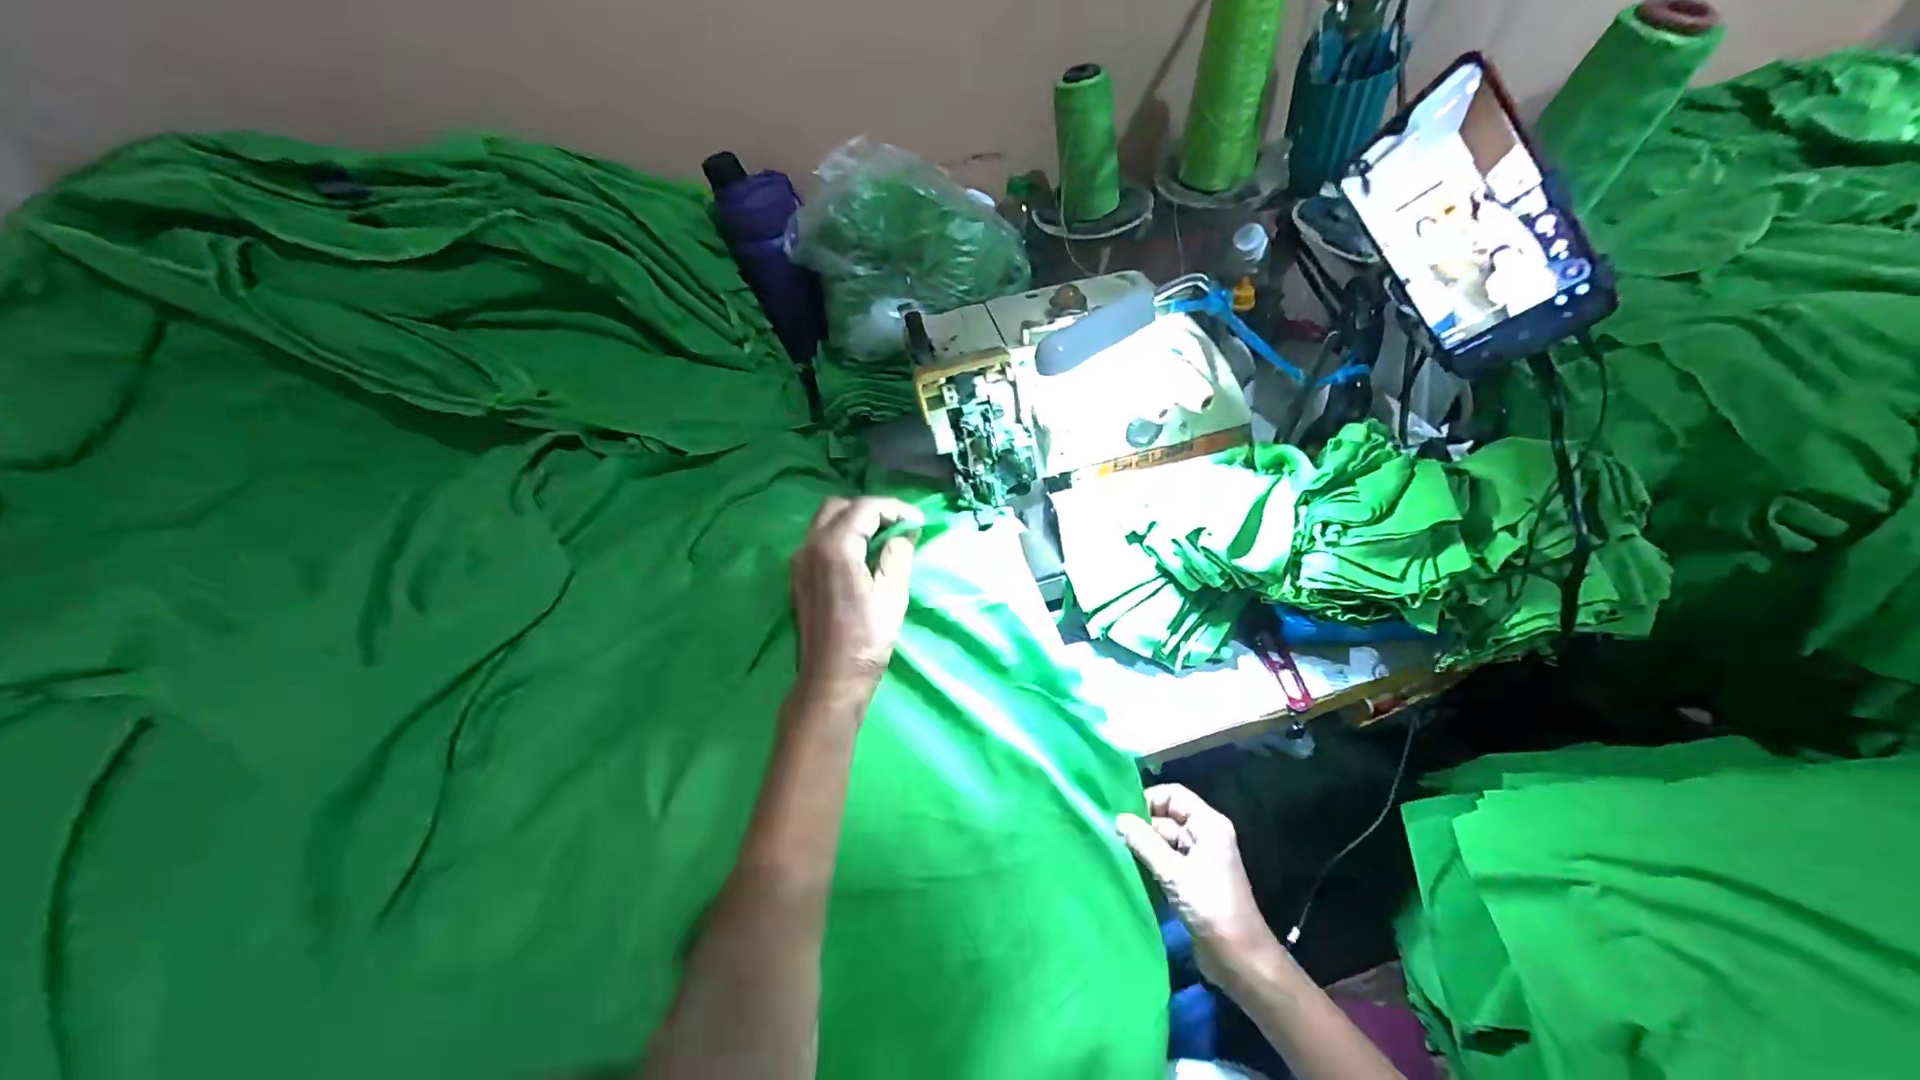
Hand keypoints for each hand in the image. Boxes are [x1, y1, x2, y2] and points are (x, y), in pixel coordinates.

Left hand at [789, 496, 921, 707]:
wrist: (830, 680)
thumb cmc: (866, 640)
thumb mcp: (892, 595)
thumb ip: (898, 555)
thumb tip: (904, 533)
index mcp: (834, 548)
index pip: (865, 508)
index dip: (895, 509)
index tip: (918, 522)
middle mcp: (809, 546)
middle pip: (839, 507)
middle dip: (871, 510)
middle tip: (899, 526)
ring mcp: (798, 562)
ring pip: (825, 522)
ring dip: (855, 522)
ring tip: (883, 539)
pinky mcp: (797, 576)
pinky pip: (818, 541)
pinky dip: (841, 537)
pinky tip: (863, 556)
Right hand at [1117, 784, 1281, 990]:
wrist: (1239, 958)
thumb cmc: (1210, 906)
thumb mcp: (1173, 872)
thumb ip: (1143, 842)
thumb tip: (1117, 819)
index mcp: (1208, 824)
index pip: (1173, 795)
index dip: (1147, 800)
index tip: (1121, 815)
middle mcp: (1204, 835)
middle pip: (1166, 816)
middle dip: (1141, 824)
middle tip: (1112, 836)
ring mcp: (1198, 858)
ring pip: (1163, 839)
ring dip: (1142, 845)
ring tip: (1116, 852)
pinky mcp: (1191, 880)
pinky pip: (1165, 860)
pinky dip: (1149, 862)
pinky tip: (1130, 869)